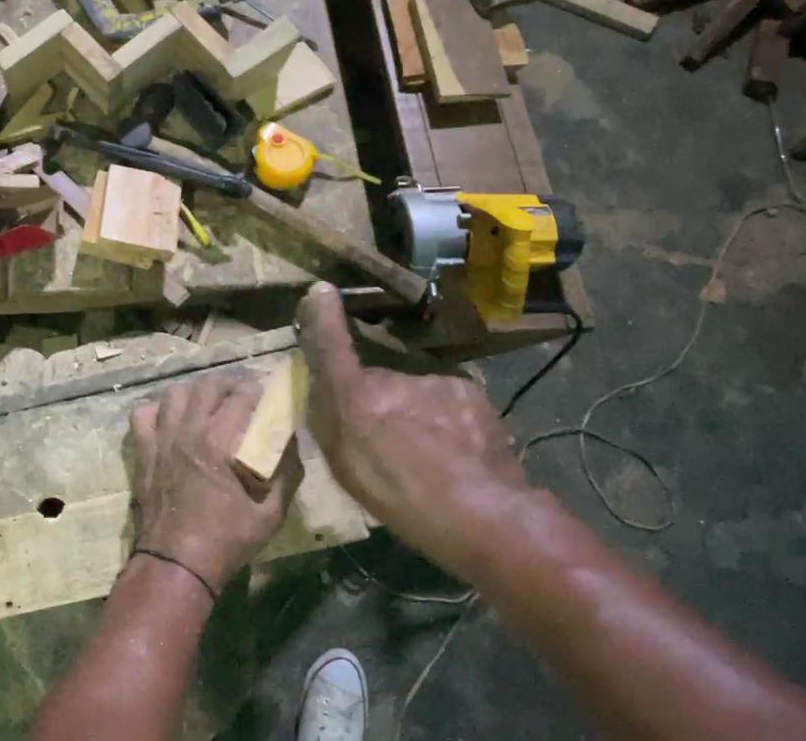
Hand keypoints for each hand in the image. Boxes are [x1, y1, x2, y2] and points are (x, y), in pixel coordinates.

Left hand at [128, 374, 302, 589]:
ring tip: (205, 404)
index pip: (241, 396)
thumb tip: (291, 443)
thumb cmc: (227, 540)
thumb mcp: (271, 514)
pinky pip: (142, 414)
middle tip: (238, 396)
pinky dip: (155, 410)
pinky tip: (169, 419)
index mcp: (220, 443)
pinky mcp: (143, 451)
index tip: (265, 395)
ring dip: (193, 393)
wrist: (176, 562)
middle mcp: (188, 431)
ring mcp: (161, 439)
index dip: (256, 390)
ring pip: (174, 394)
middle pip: (206, 386)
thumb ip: (286, 474)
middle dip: (227, 384)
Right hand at [297, 282, 531, 580]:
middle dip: (380, 399)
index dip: (325, 316)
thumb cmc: (401, 499)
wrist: (482, 515)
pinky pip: (447, 398)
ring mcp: (434, 381)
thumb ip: (331, 419)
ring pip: (416, 390)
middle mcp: (391, 379)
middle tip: (392, 438)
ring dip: (417, 412)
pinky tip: (456, 450)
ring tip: (430, 453)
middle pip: (378, 378)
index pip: (332, 344)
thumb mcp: (345, 467)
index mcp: (354, 398)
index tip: (323, 290)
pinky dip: (447, 418)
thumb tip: (323, 384)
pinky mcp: (469, 389)